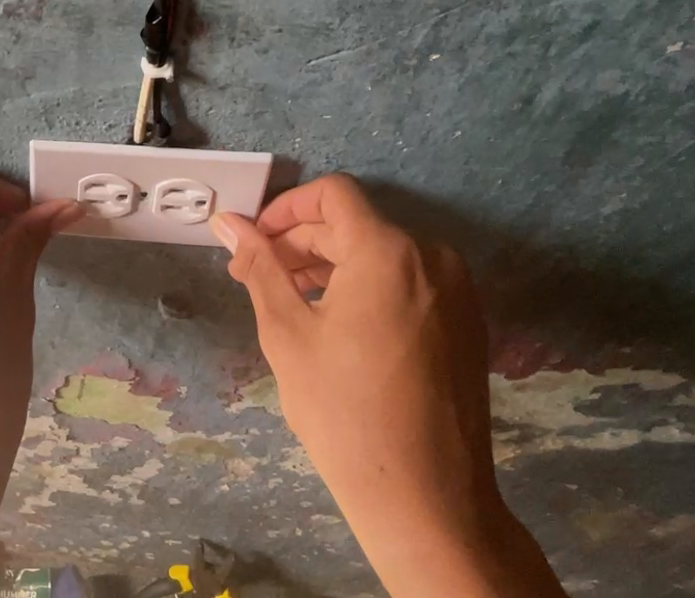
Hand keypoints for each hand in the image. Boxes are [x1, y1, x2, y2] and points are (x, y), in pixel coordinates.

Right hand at [211, 173, 563, 597]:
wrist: (427, 499)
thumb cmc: (343, 410)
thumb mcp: (286, 331)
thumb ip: (259, 266)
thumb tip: (228, 222)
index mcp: (389, 252)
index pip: (332, 194)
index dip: (285, 208)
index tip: (253, 242)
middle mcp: (433, 258)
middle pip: (353, 225)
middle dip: (299, 244)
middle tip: (254, 277)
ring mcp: (457, 292)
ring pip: (379, 254)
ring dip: (328, 266)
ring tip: (287, 303)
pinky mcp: (466, 324)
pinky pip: (406, 282)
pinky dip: (364, 287)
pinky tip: (332, 324)